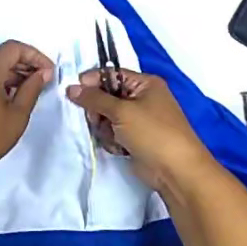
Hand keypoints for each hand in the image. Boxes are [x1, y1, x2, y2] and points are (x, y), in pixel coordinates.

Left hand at [0, 40, 54, 167]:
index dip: (34, 55)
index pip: (12, 48)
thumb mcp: (18, 114)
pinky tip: (4, 96)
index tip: (47, 71)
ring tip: (24, 90)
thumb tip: (43, 73)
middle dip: (22, 64)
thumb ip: (32, 88)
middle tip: (40, 80)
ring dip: (7, 73)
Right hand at [66, 69, 216, 191]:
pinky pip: (111, 132)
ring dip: (104, 128)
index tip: (74, 92)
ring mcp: (138, 119)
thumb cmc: (153, 133)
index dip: (92, 82)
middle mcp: (141, 98)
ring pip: (105, 116)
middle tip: (97, 120)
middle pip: (105, 96)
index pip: (110, 74)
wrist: (176, 171)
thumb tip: (70, 88)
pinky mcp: (133, 138)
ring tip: (114, 138)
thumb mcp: (122, 111)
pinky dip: (111, 140)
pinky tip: (119, 148)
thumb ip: (94, 99)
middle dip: (98, 110)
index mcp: (145, 84)